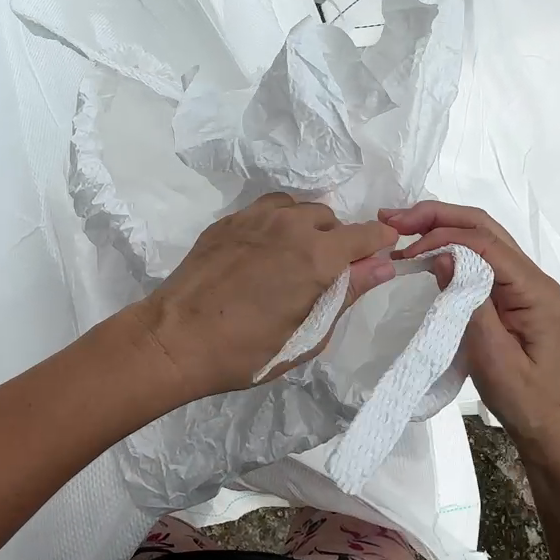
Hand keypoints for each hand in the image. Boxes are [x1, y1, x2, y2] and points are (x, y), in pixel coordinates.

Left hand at [128, 193, 397, 400]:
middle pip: (331, 219)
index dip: (380, 243)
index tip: (384, 254)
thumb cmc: (246, 351)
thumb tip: (382, 266)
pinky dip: (278, 222)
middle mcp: (290, 225)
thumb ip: (347, 294)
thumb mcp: (307, 335)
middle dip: (339, 241)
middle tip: (327, 274)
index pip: (366, 234)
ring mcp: (255, 218)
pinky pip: (267, 209)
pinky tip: (267, 250)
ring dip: (307, 228)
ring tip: (295, 259)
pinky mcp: (229, 220)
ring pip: (298, 208)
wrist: (175, 338)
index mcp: (317, 256)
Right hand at [381, 201, 559, 467]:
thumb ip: (469, 303)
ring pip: (479, 234)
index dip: (442, 237)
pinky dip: (447, 243)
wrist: (547, 427)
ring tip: (399, 226)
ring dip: (440, 225)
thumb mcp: (492, 356)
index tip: (405, 250)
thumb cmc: (523, 397)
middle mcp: (531, 276)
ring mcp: (521, 281)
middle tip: (393, 219)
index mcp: (534, 289)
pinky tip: (423, 247)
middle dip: (436, 216)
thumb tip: (440, 256)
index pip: (485, 243)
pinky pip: (478, 253)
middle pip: (482, 226)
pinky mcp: (508, 290)